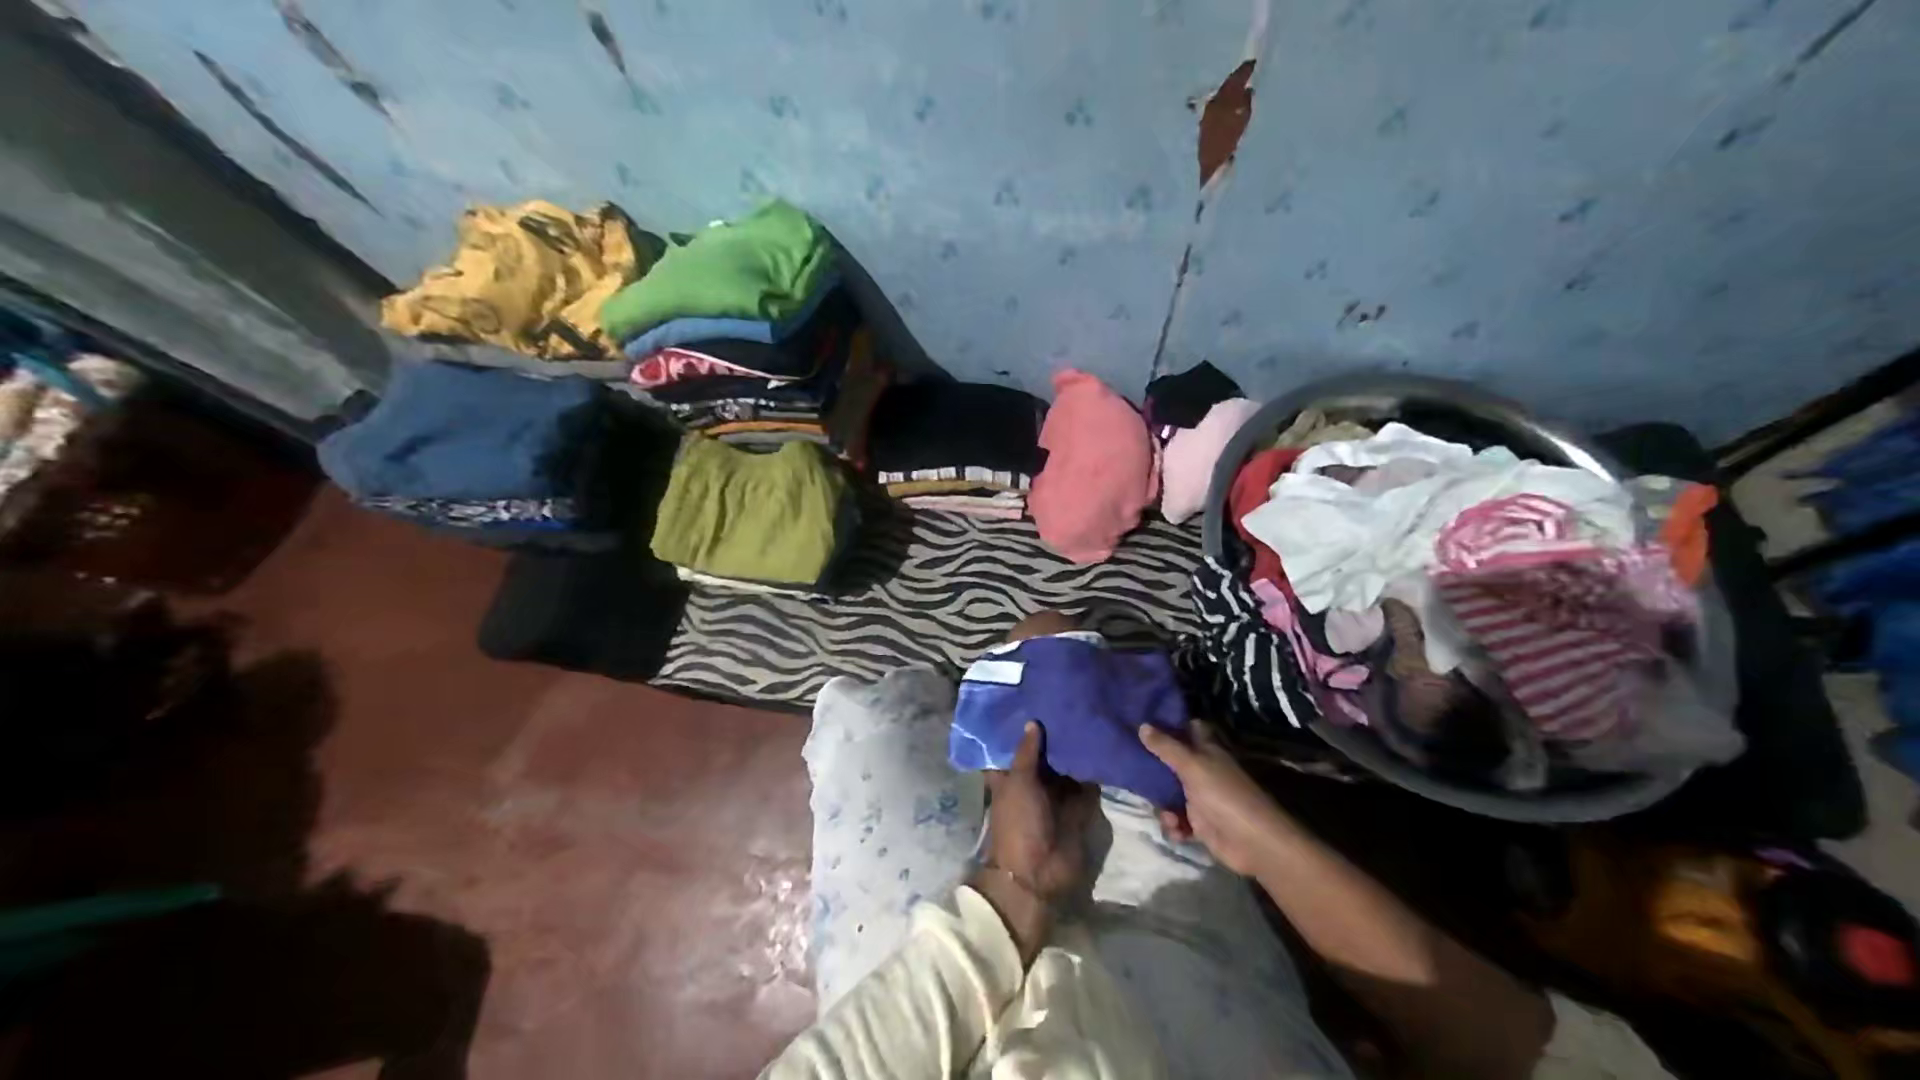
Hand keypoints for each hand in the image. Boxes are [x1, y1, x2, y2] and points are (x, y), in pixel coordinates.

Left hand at [971, 722, 1094, 964]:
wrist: (1038, 871)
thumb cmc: (1018, 821)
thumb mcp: (1017, 782)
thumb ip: (1026, 753)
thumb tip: (1032, 722)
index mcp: (1010, 777)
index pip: (1015, 747)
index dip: (1023, 728)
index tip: (1036, 698)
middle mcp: (1033, 783)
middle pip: (1046, 755)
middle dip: (1057, 735)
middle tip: (1073, 700)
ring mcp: (1057, 796)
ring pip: (1068, 768)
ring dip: (1077, 751)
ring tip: (1093, 715)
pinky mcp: (1079, 809)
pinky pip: (1088, 786)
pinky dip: (1095, 771)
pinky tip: (1106, 744)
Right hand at [1140, 720, 1295, 875]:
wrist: (1253, 842)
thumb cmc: (1224, 795)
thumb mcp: (1192, 766)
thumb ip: (1166, 747)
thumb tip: (1142, 725)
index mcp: (1207, 752)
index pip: (1190, 728)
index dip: (1171, 723)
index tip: (1145, 720)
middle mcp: (1203, 772)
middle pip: (1174, 762)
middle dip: (1155, 766)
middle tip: (1132, 766)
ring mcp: (1202, 798)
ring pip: (1171, 793)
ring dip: (1163, 804)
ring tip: (1166, 814)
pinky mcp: (1200, 824)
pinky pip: (1178, 820)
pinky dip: (1174, 825)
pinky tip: (1176, 830)